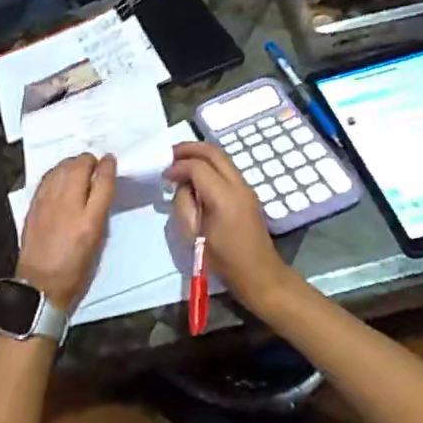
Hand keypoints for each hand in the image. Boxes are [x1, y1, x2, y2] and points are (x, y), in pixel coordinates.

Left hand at [16, 153, 116, 310]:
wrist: (41, 284)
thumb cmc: (75, 269)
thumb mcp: (97, 242)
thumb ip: (100, 212)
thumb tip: (100, 188)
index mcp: (90, 221)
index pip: (103, 182)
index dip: (108, 166)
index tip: (111, 160)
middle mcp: (69, 206)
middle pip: (80, 167)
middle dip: (89, 160)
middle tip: (95, 165)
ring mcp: (48, 203)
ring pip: (62, 168)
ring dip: (73, 163)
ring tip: (79, 168)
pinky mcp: (34, 205)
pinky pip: (47, 177)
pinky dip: (57, 171)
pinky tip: (61, 175)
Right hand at [164, 142, 289, 300]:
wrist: (259, 273)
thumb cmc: (223, 260)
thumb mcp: (194, 235)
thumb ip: (184, 205)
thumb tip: (182, 186)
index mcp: (223, 197)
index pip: (197, 166)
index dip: (177, 167)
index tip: (164, 176)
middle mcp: (238, 185)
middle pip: (212, 152)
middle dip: (188, 149)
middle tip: (169, 156)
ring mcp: (246, 188)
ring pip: (221, 157)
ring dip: (199, 156)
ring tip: (180, 165)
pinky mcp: (248, 193)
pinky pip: (226, 169)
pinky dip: (209, 166)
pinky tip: (196, 179)